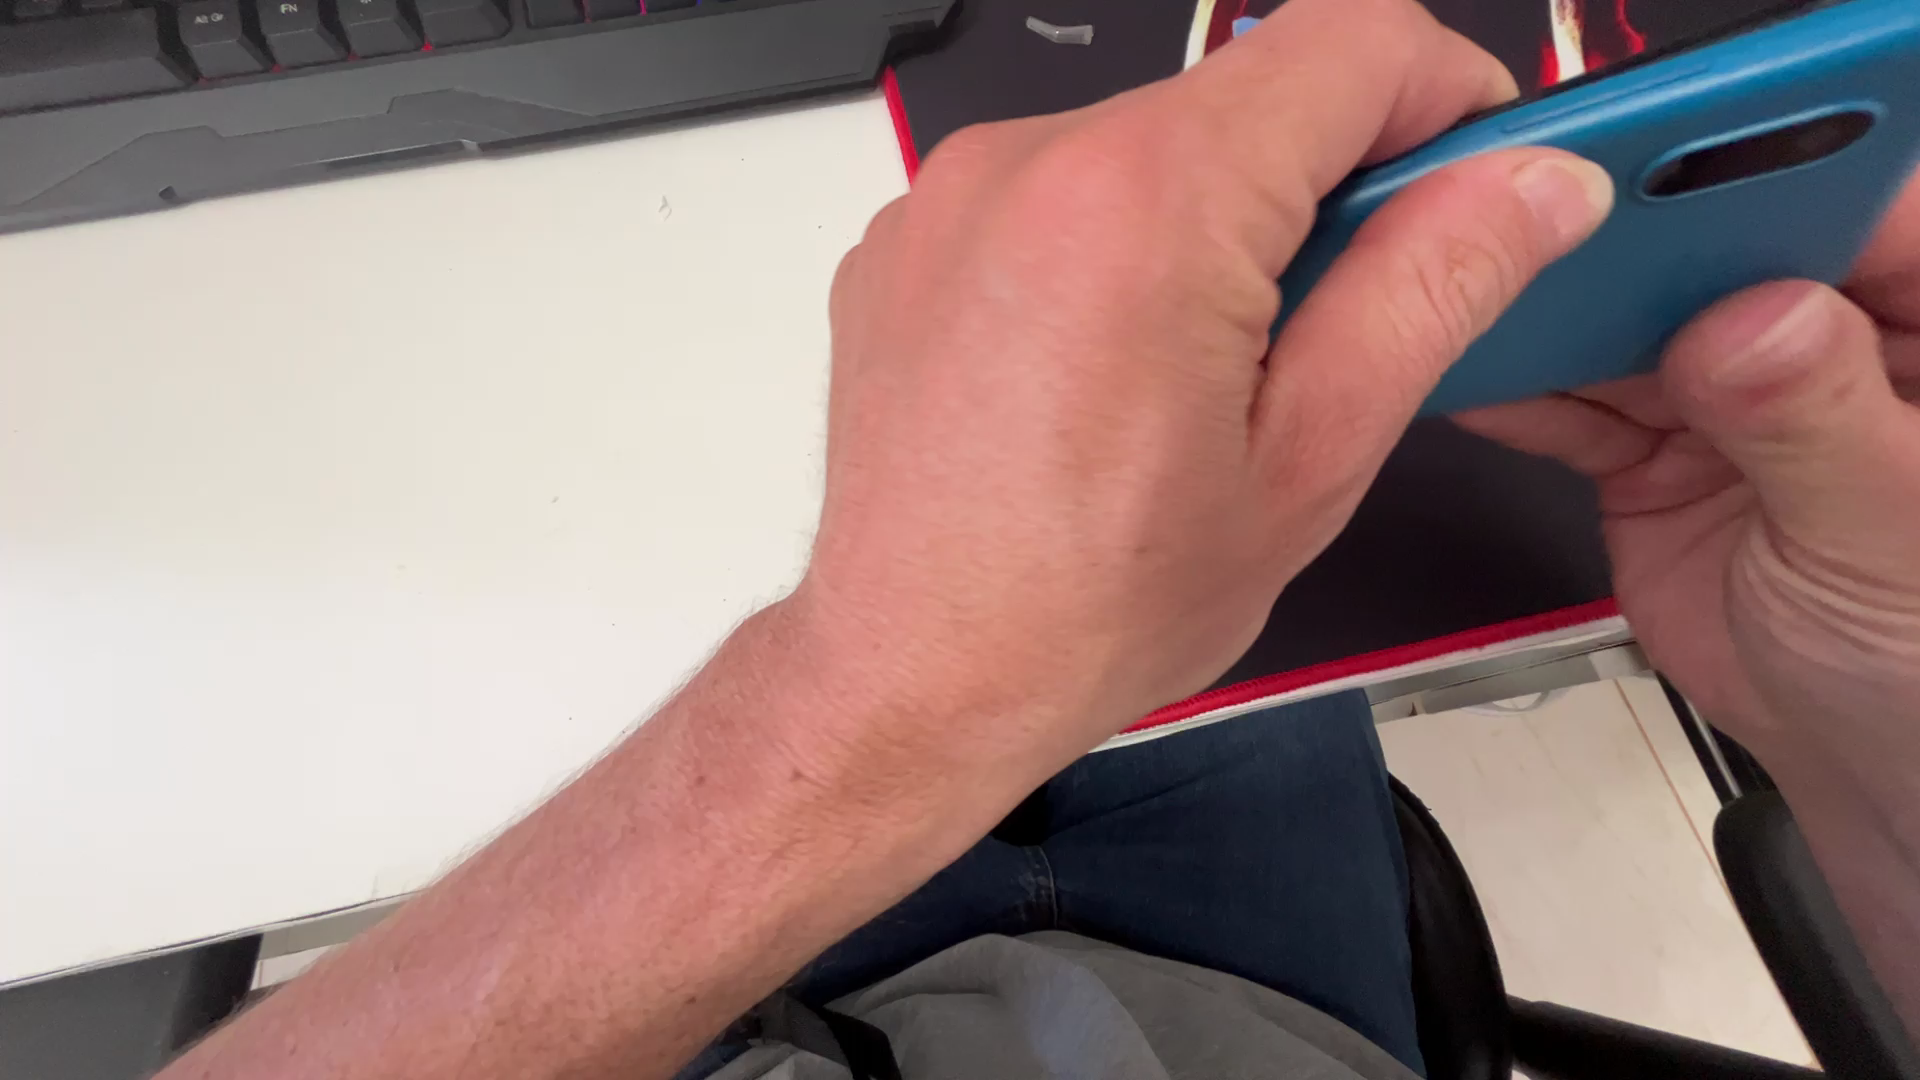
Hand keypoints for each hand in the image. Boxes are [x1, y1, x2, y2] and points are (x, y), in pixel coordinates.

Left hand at [786, 0, 1613, 804]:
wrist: (915, 668)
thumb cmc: (1076, 612)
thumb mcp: (1297, 469)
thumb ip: (1424, 296)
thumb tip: (1518, 191)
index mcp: (1141, 210)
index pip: (1345, 44)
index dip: (1433, 98)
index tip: (1449, 180)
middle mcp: (1016, 176)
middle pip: (1228, 105)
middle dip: (1300, 193)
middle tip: (1307, 330)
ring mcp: (938, 213)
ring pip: (1127, 159)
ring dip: (1186, 235)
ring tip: (1175, 382)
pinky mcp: (898, 258)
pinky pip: (1035, 211)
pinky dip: (1087, 261)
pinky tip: (1080, 378)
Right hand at [1457, 178, 1919, 768]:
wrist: (1847, 739)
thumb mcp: (1892, 534)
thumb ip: (1821, 427)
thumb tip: (1747, 323)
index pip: (1863, 225)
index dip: (1774, 181)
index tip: (1668, 166)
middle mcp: (1819, 357)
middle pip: (1710, 271)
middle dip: (1625, 258)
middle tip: (1531, 236)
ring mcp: (1718, 406)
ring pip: (1620, 342)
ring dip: (1551, 334)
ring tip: (1475, 308)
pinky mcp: (1643, 454)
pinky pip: (1571, 415)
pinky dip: (1521, 405)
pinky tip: (1475, 386)